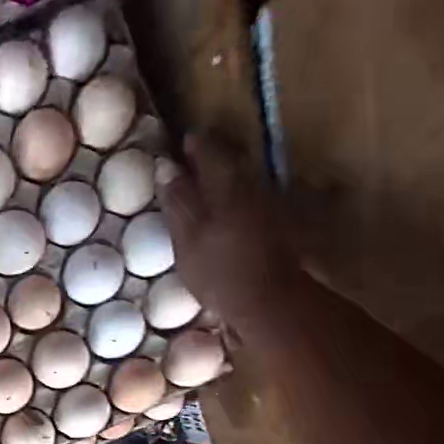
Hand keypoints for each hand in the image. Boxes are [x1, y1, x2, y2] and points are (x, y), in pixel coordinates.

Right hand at [159, 137, 312, 327]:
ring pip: (244, 184)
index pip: (209, 152)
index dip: (194, 145)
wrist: (268, 302)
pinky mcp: (277, 231)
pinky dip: (237, 204)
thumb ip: (178, 202)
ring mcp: (269, 209)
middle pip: (231, 164)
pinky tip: (228, 217)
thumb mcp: (188, 239)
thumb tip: (166, 166)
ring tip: (208, 189)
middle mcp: (252, 189)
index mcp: (226, 185)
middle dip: (213, 160)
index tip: (182, 141)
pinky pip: (252, 205)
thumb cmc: (220, 271)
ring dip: (226, 182)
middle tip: (193, 161)